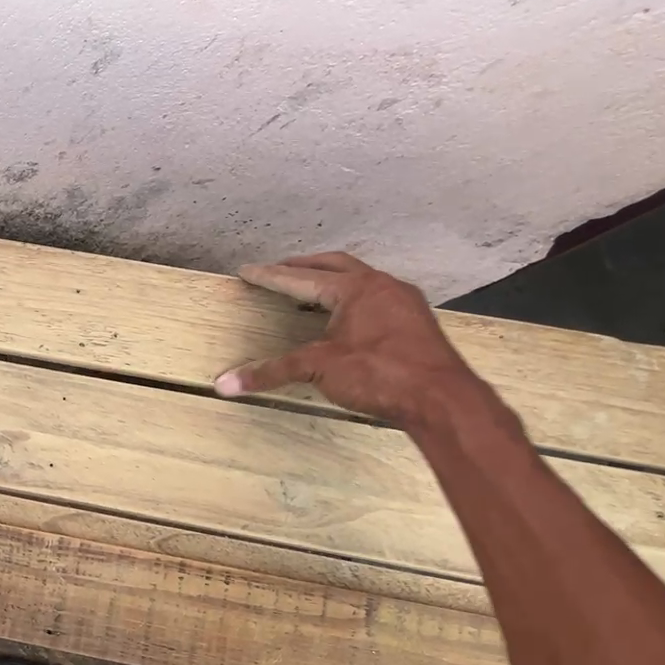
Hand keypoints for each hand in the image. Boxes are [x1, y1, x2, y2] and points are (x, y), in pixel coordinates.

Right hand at [213, 252, 486, 429]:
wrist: (441, 398)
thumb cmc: (380, 372)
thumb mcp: (318, 368)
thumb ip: (271, 371)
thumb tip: (223, 384)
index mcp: (358, 289)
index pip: (302, 279)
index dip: (271, 276)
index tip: (246, 272)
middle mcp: (383, 287)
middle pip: (335, 266)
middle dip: (303, 267)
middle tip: (276, 270)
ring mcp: (403, 303)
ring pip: (358, 279)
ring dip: (329, 279)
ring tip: (306, 288)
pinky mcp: (412, 322)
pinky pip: (373, 296)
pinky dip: (348, 296)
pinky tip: (340, 313)